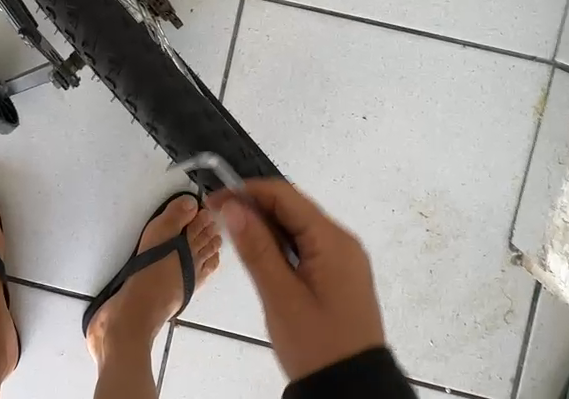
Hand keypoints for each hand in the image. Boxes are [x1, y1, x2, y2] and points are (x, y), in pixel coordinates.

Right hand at [209, 179, 387, 381]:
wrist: (354, 394)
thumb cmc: (317, 345)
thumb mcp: (280, 297)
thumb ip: (257, 248)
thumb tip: (233, 206)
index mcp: (332, 241)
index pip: (284, 195)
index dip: (247, 191)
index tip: (214, 200)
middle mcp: (342, 242)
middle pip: (292, 208)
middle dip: (255, 208)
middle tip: (220, 220)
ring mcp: (344, 260)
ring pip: (298, 227)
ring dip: (267, 227)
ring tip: (237, 238)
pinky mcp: (340, 277)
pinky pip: (307, 246)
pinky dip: (282, 245)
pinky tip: (263, 258)